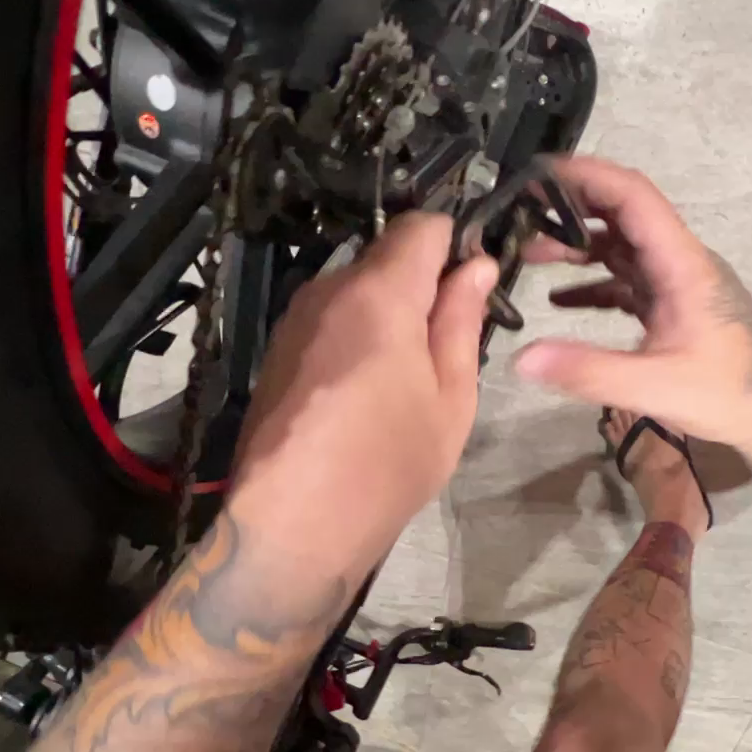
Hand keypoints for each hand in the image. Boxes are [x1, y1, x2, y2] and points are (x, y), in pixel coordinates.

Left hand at [229, 212, 497, 582]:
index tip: (469, 286)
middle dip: (419, 288)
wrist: (292, 525)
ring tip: (401, 383)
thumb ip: (460, 321)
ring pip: (356, 291)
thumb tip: (474, 266)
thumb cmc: (387, 466)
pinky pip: (330, 321)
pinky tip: (361, 395)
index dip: (454, 245)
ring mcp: (295, 319)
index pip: (422, 225)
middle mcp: (328, 289)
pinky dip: (354, 338)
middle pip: (386, 259)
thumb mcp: (449, 400)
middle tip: (441, 351)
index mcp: (378, 293)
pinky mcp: (276, 349)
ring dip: (386, 316)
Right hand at [512, 156, 751, 450]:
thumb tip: (522, 360)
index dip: (588, 177)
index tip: (540, 173)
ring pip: (623, 248)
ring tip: (529, 255)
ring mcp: (677, 284)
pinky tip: (559, 301)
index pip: (633, 198)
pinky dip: (594, 285)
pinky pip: (628, 283)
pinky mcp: (674, 307)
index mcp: (682, 264)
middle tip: (523, 215)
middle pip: (623, 216)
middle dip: (572, 209)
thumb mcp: (655, 386)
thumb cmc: (729, 394)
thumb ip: (588, 372)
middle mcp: (680, 263)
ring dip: (578, 248)